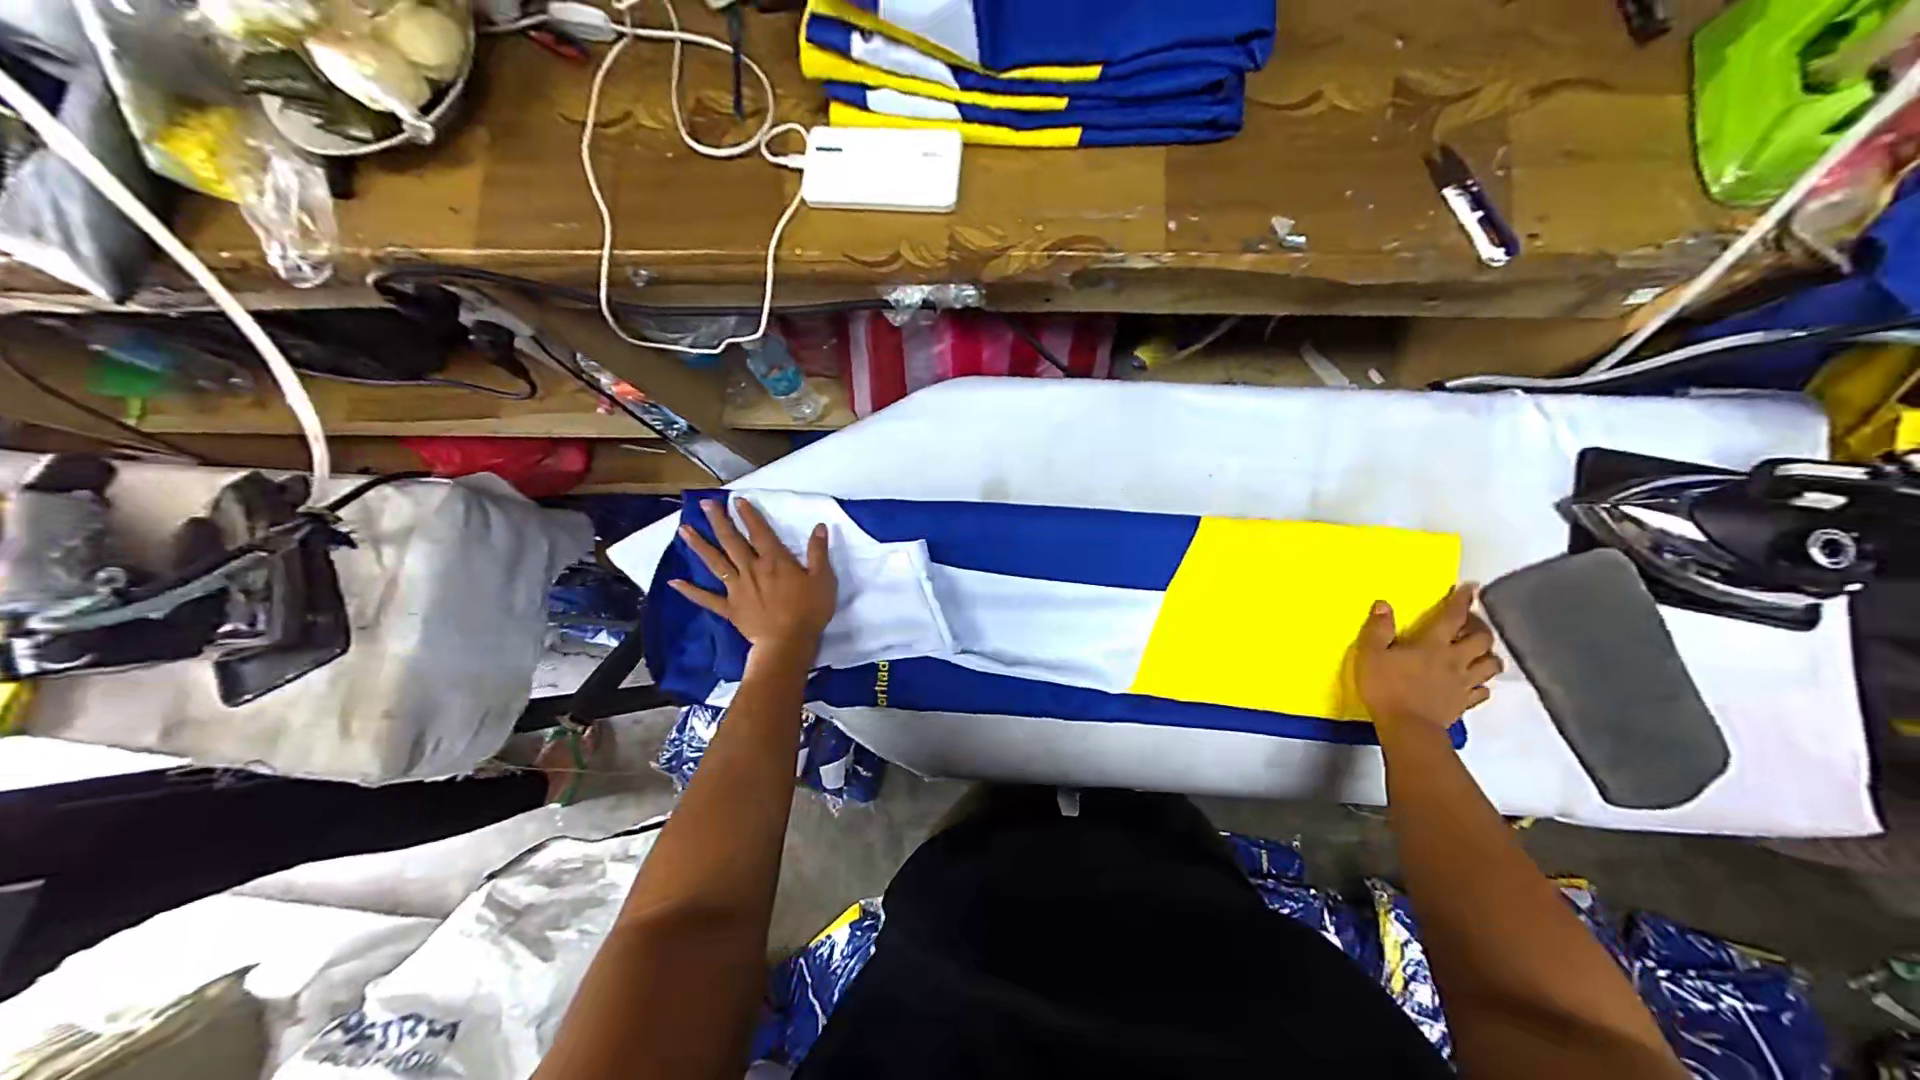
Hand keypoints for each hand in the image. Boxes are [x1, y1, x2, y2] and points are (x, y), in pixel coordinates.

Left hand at [668, 498, 836, 658]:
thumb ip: (819, 552)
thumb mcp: (823, 579)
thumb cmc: (809, 610)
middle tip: (705, 504)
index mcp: (774, 561)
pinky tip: (674, 582)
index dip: (748, 515)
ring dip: (699, 545)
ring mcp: (737, 588)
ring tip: (684, 530)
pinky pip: (706, 598)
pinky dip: (690, 590)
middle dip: (718, 521)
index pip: (759, 532)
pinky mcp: (730, 608)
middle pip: (732, 541)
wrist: (788, 643)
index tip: (737, 500)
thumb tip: (819, 527)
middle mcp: (751, 569)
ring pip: (715, 562)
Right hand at [1354, 584, 1503, 736]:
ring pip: (1491, 664)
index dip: (1463, 601)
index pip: (1453, 617)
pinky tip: (1474, 683)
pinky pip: (1483, 691)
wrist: (1408, 728)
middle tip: (1471, 623)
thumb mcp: (1370, 655)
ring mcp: (1463, 683)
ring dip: (1488, 654)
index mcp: (1433, 645)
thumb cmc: (1386, 688)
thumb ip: (1378, 629)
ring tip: (1478, 651)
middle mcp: (1455, 660)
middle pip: (1482, 639)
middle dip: (1481, 627)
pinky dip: (1482, 684)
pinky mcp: (1464, 703)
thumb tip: (1383, 605)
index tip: (1472, 588)